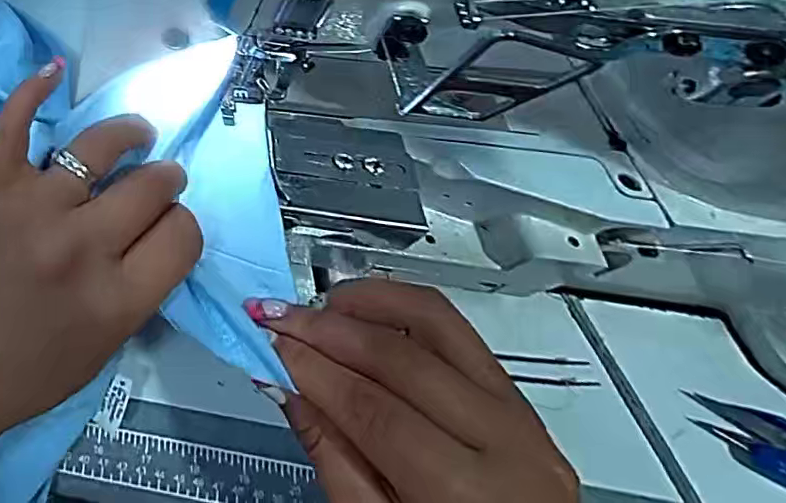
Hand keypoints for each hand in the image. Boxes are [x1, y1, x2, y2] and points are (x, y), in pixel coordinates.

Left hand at [0, 55, 204, 436]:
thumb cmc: (35, 368)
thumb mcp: (112, 343)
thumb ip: (148, 281)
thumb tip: (168, 217)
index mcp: (115, 299)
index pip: (183, 234)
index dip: (183, 224)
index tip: (168, 225)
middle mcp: (79, 246)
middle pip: (152, 185)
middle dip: (166, 180)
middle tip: (156, 183)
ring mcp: (33, 208)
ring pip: (103, 145)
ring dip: (130, 134)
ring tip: (138, 136)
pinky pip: (15, 126)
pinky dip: (32, 92)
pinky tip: (55, 70)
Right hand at [251, 280, 578, 502]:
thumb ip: (332, 457)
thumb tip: (284, 382)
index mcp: (470, 496)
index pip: (374, 410)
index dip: (312, 368)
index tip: (269, 341)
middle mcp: (505, 443)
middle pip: (398, 358)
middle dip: (326, 330)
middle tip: (277, 317)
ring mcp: (517, 410)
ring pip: (431, 319)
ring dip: (365, 302)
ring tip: (318, 307)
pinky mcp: (513, 391)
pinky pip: (451, 325)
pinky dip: (400, 305)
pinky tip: (362, 310)